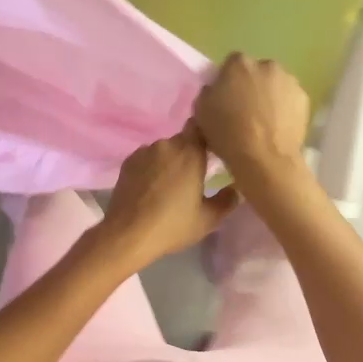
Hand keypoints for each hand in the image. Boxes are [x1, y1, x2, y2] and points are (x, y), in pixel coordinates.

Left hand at [99, 124, 239, 265]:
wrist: (128, 234)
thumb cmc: (172, 225)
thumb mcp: (208, 219)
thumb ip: (226, 200)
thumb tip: (234, 189)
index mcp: (190, 153)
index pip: (201, 127)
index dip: (207, 135)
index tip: (212, 150)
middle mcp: (167, 145)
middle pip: (183, 140)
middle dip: (189, 154)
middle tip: (193, 176)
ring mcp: (145, 152)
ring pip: (163, 150)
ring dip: (169, 161)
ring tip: (169, 185)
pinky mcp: (128, 162)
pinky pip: (146, 158)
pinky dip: (151, 168)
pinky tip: (150, 188)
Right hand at [193, 53, 309, 172]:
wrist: (265, 159)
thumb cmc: (228, 134)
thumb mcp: (201, 111)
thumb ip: (209, 92)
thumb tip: (216, 88)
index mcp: (239, 64)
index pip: (232, 64)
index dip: (229, 80)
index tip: (226, 98)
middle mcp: (267, 65)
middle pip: (257, 72)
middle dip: (252, 85)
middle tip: (246, 110)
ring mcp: (289, 81)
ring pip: (276, 85)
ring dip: (270, 96)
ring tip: (264, 121)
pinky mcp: (304, 99)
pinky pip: (290, 99)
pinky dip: (285, 108)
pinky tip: (278, 127)